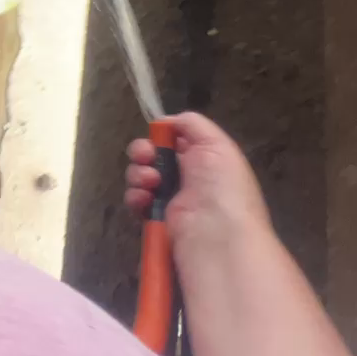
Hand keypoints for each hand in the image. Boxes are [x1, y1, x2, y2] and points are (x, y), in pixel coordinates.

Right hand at [124, 112, 271, 256]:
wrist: (217, 233)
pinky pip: (135, 201)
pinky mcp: (155, 219)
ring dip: (138, 174)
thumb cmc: (221, 187)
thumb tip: (165, 121)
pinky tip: (144, 199)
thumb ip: (192, 124)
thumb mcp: (218, 145)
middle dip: (142, 152)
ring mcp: (169, 200)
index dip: (161, 137)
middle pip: (151, 156)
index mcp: (203, 162)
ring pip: (139, 176)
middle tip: (146, 158)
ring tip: (151, 183)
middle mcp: (186, 180)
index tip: (157, 138)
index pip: (172, 142)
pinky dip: (135, 196)